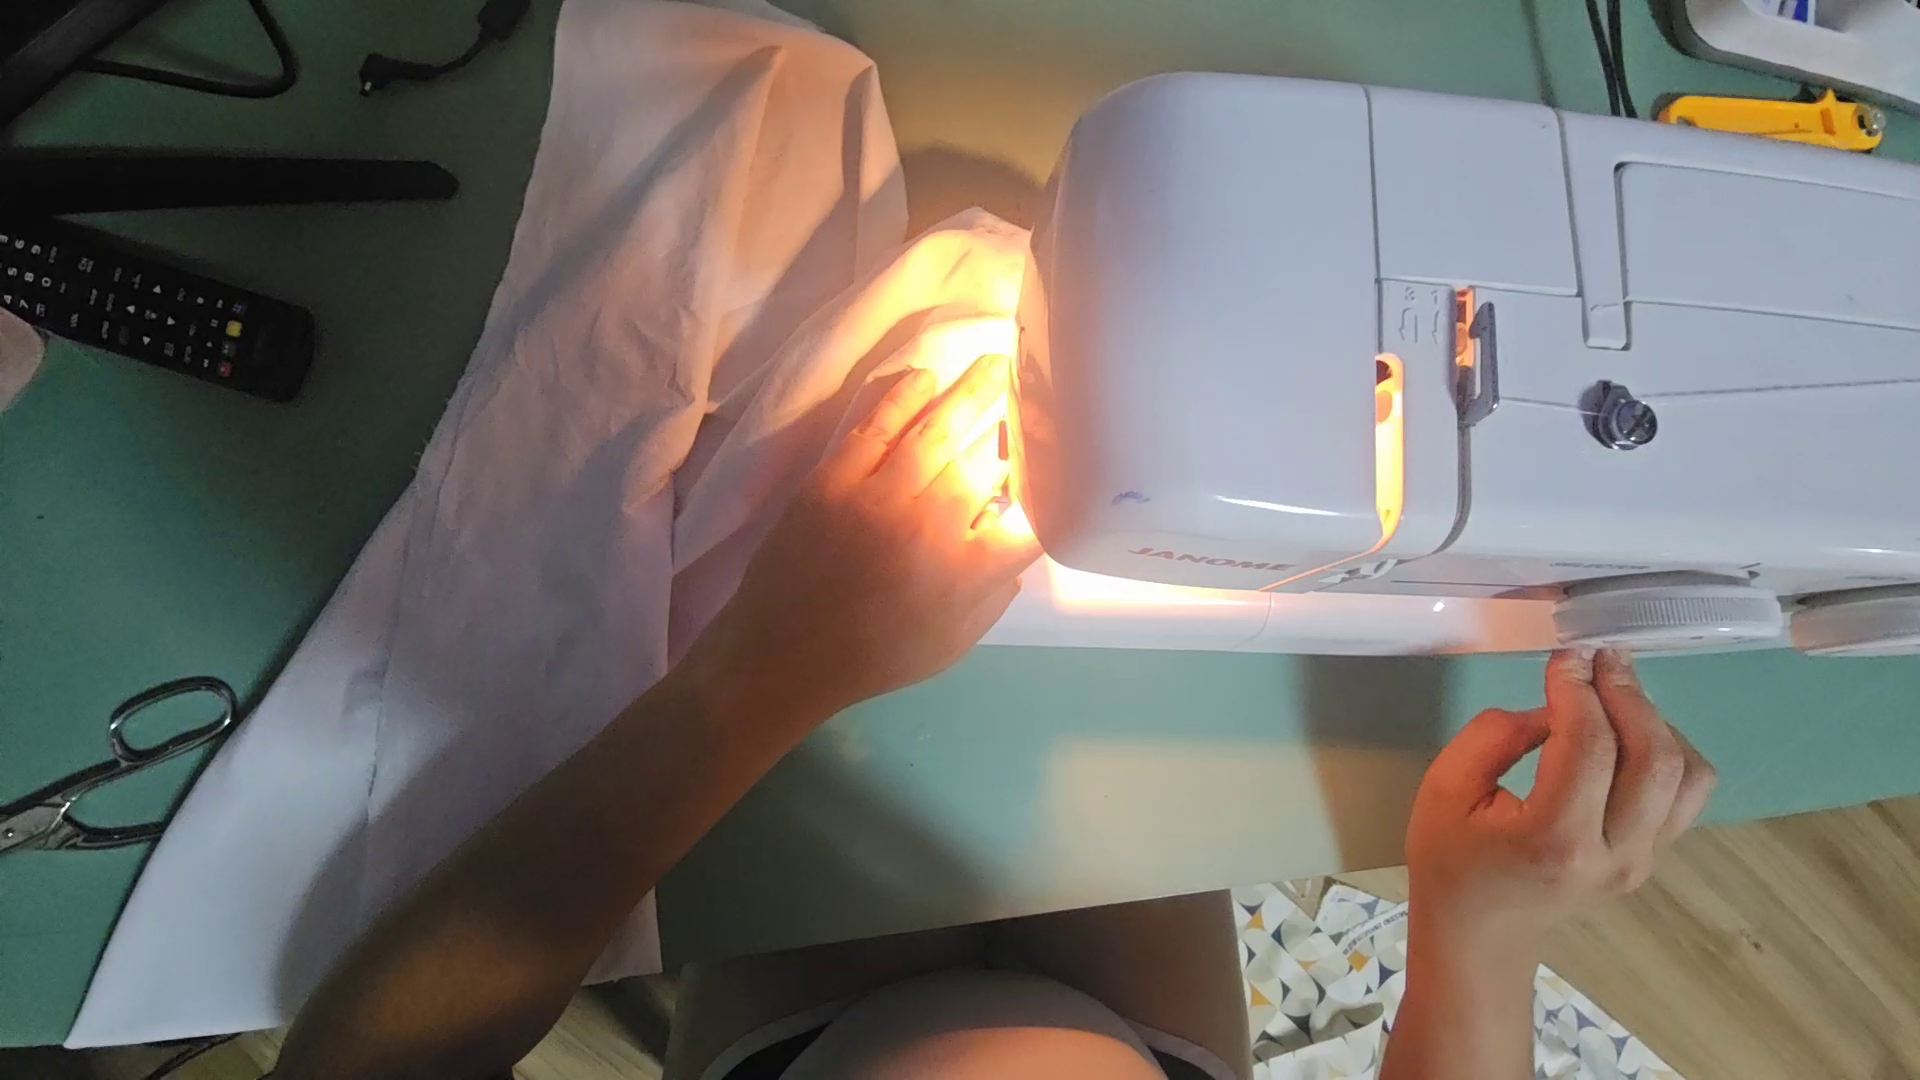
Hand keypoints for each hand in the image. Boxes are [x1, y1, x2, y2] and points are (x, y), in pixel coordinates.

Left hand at [682, 354, 1040, 723]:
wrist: (785, 655)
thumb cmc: (875, 656)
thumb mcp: (953, 644)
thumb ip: (995, 595)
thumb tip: (1016, 542)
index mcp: (965, 573)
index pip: (1028, 518)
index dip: (1049, 488)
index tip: (1056, 468)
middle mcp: (930, 526)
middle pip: (986, 463)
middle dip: (1015, 428)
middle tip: (1033, 397)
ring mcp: (879, 496)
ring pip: (936, 431)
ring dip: (971, 393)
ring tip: (995, 364)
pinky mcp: (833, 479)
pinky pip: (876, 427)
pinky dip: (901, 397)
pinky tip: (925, 377)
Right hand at [1404, 648, 1716, 963]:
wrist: (1479, 929)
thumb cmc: (1448, 857)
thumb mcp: (1445, 788)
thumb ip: (1494, 738)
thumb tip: (1549, 710)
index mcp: (1554, 836)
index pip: (1587, 746)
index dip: (1577, 690)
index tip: (1563, 656)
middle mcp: (1615, 852)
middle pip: (1654, 758)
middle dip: (1628, 696)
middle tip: (1600, 657)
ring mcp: (1644, 860)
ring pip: (1686, 776)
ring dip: (1656, 720)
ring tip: (1616, 687)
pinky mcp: (1651, 857)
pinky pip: (1684, 794)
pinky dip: (1666, 748)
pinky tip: (1629, 726)